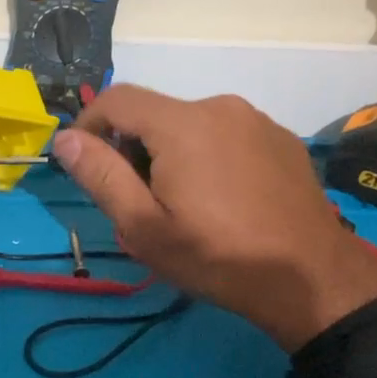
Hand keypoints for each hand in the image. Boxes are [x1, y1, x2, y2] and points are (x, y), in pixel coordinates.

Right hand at [52, 85, 376, 350]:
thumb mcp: (143, 226)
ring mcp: (256, 120)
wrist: (311, 278)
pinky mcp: (280, 139)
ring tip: (180, 205)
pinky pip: (225, 136)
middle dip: (132, 149)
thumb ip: (100, 176)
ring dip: (170, 154)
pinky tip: (220, 200)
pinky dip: (206, 157)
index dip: (88, 125)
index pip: (116, 99)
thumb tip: (65, 138)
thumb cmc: (216, 256)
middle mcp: (220, 106)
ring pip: (190, 125)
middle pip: (154, 114)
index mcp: (182, 124)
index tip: (84, 164)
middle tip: (135, 202)